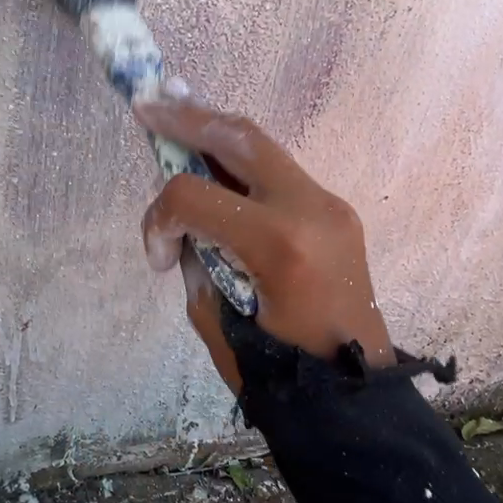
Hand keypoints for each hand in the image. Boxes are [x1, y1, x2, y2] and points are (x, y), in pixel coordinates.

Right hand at [134, 98, 393, 393]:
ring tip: (174, 116)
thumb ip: (193, 256)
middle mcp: (310, 208)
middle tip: (146, 105)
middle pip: (238, 137)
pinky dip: (239, 161)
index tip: (156, 255)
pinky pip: (279, 171)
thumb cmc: (279, 372)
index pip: (195, 196)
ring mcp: (330, 203)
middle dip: (186, 118)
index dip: (159, 217)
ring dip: (214, 131)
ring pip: (261, 144)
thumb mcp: (214, 320)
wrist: (355, 397)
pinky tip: (213, 157)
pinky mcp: (335, 208)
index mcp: (280, 243)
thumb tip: (183, 215)